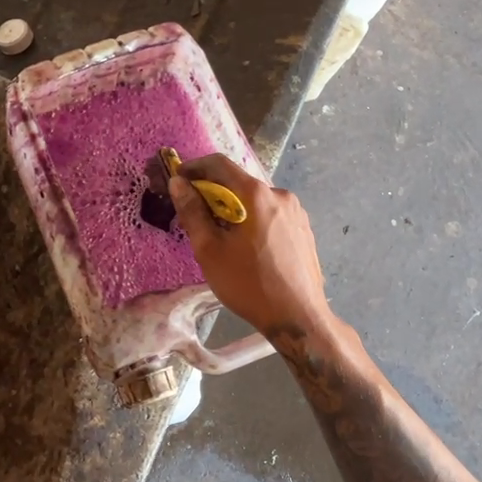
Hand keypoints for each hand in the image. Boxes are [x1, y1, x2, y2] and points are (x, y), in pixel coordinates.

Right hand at [170, 154, 332, 337]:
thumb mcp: (209, 250)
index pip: (219, 164)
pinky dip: (253, 219)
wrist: (299, 318)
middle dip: (213, 193)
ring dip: (234, 208)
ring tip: (222, 236)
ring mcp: (296, 211)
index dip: (194, 167)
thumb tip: (178, 183)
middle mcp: (279, 194)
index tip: (178, 181)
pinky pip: (271, 213)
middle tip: (196, 216)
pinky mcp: (304, 228)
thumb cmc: (249, 284)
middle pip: (238, 182)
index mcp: (256, 194)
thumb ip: (192, 211)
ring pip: (255, 199)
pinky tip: (248, 246)